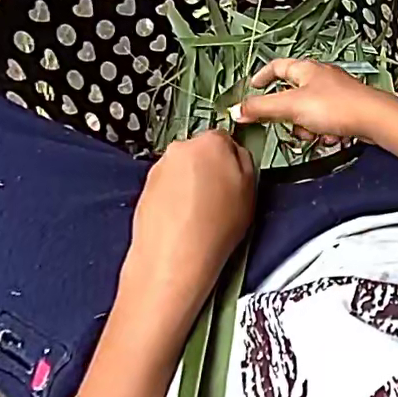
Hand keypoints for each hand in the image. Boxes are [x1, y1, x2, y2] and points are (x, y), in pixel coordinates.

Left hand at [123, 131, 254, 309]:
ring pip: (184, 171)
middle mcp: (180, 150)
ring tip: (206, 215)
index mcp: (210, 142)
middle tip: (224, 197)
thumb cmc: (213, 227)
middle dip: (212, 170)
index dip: (234, 161)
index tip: (236, 176)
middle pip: (202, 153)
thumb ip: (245, 162)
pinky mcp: (146, 189)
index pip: (226, 139)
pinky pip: (169, 188)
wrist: (174, 257)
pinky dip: (178, 200)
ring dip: (194, 186)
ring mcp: (160, 169)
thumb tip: (238, 155)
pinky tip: (189, 221)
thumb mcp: (251, 190)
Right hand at [232, 58, 397, 144]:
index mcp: (306, 69)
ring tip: (316, 133)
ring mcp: (335, 93)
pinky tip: (332, 137)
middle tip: (290, 125)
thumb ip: (262, 109)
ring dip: (307, 127)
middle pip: (292, 96)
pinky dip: (325, 132)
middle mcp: (321, 77)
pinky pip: (325, 122)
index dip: (262, 77)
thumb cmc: (337, 106)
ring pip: (308, 113)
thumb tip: (236, 110)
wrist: (374, 120)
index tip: (253, 88)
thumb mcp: (291, 107)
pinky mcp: (346, 110)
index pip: (277, 66)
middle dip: (288, 116)